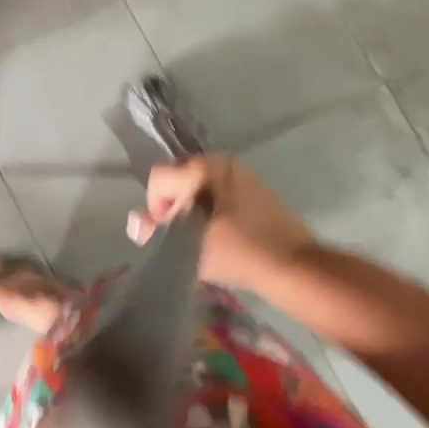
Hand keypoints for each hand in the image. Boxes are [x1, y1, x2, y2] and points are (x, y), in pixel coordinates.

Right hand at [130, 156, 312, 279]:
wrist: (294, 266)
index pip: (158, 180)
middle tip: (187, 237)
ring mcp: (240, 172)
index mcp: (200, 169)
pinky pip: (220, 192)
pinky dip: (214, 209)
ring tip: (206, 238)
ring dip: (195, 209)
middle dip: (175, 207)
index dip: (156, 208)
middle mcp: (218, 161)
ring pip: (199, 187)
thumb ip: (155, 231)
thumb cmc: (238, 253)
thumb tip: (134, 221)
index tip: (172, 232)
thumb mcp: (188, 246)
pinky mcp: (256, 187)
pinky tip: (227, 234)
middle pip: (178, 180)